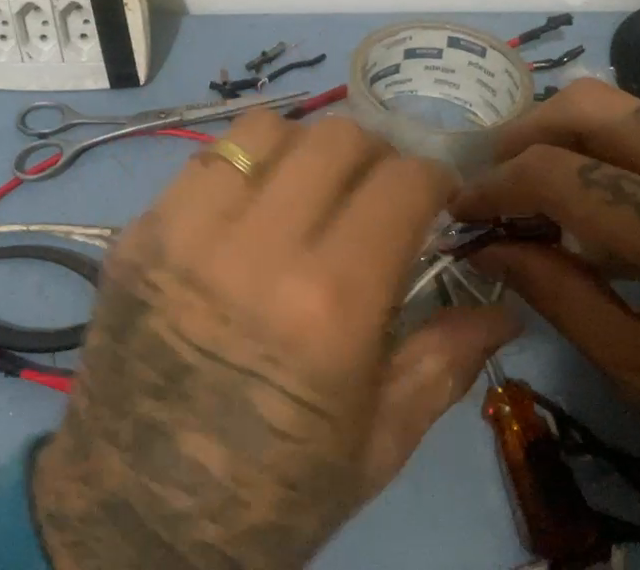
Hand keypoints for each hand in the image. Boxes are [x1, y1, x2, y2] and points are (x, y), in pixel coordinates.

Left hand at [33, 112, 519, 569]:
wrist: (135, 512)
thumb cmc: (271, 490)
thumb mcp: (376, 444)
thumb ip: (445, 361)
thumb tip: (504, 311)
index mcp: (331, 306)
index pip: (402, 183)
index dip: (432, 180)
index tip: (433, 200)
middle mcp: (256, 250)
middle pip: (336, 137)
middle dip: (374, 155)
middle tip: (374, 194)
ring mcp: (184, 232)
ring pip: (264, 128)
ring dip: (302, 149)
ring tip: (307, 192)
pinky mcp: (136, 233)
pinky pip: (202, 160)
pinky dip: (240, 167)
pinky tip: (246, 212)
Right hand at [454, 80, 639, 493]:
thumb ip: (557, 295)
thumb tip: (489, 245)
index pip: (558, 172)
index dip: (494, 185)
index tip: (463, 210)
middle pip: (592, 103)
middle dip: (524, 130)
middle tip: (495, 175)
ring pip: (632, 109)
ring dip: (569, 135)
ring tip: (542, 186)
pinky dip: (618, 155)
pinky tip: (612, 206)